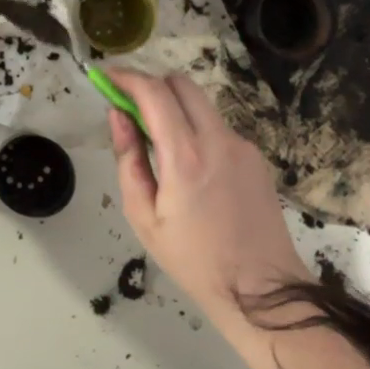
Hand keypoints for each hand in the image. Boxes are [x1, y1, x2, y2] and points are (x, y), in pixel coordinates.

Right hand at [106, 70, 308, 315]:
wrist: (262, 291)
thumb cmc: (193, 260)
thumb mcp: (143, 216)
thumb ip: (128, 159)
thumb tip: (117, 115)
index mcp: (185, 156)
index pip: (154, 93)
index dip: (127, 78)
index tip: (107, 78)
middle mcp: (218, 139)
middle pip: (182, 84)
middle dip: (152, 85)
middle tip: (130, 106)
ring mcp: (242, 145)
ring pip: (201, 104)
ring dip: (175, 107)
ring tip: (158, 143)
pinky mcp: (256, 156)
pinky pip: (218, 127)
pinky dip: (196, 130)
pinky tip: (191, 168)